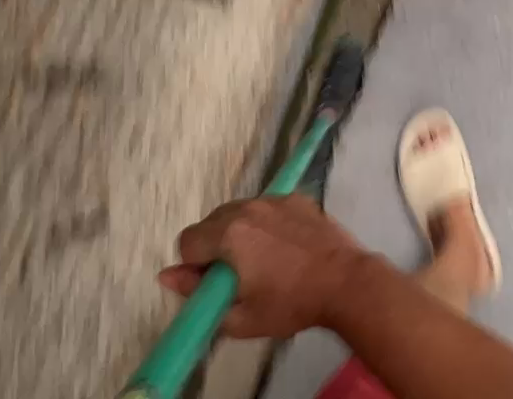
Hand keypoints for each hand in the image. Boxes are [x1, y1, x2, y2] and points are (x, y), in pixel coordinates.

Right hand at [157, 196, 373, 338]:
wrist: (345, 281)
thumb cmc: (290, 303)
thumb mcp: (239, 316)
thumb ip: (197, 294)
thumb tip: (167, 276)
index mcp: (228, 234)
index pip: (187, 241)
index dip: (193, 265)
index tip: (211, 283)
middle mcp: (247, 207)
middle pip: (211, 222)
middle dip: (213, 246)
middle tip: (235, 274)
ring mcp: (274, 198)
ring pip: (239, 211)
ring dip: (238, 231)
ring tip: (262, 259)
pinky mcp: (296, 197)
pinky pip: (267, 207)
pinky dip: (266, 222)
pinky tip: (284, 245)